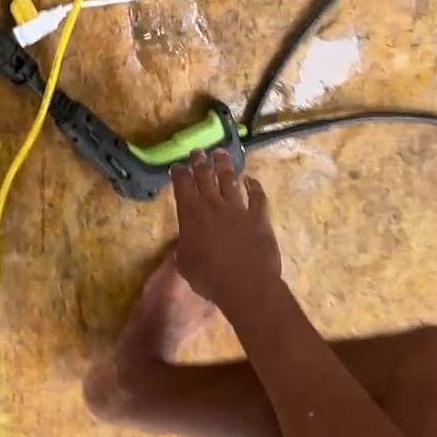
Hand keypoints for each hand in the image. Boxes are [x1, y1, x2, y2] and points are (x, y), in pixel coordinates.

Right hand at [173, 149, 283, 308]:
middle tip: (198, 151)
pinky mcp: (259, 217)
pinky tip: (251, 180)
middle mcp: (212, 204)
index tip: (177, 165)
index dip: (178, 172)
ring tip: (221, 153)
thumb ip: (184, 248)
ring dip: (224, 165)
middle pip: (205, 175)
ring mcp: (237, 208)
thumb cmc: (208, 277)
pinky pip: (258, 197)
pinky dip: (254, 186)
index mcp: (190, 213)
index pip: (182, 184)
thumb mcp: (185, 263)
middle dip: (200, 161)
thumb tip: (186, 244)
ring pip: (229, 179)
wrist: (245, 284)